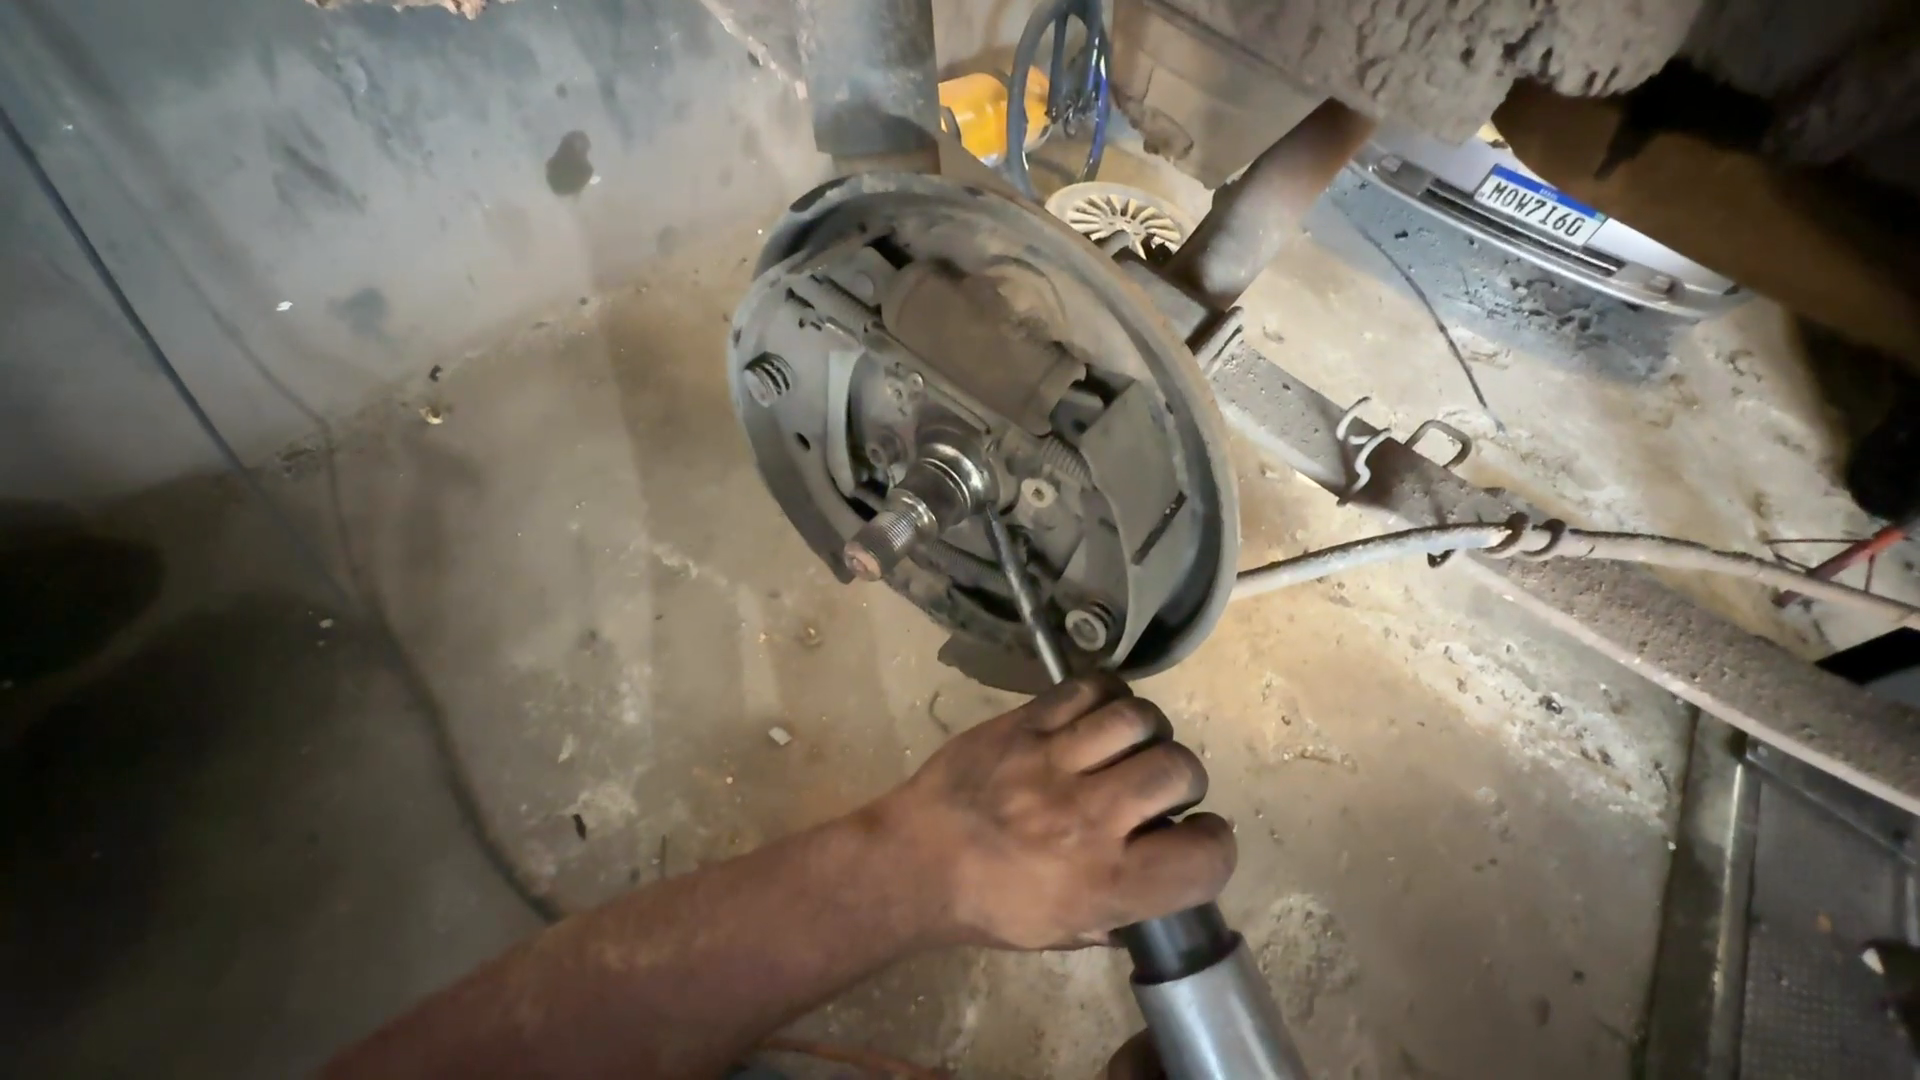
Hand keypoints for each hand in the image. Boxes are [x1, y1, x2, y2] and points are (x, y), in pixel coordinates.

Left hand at [875, 675, 1235, 949]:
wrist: (913, 860)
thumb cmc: (987, 906)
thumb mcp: (1060, 934)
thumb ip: (1118, 914)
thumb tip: (1157, 891)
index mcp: (1106, 883)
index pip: (1203, 855)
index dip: (1214, 843)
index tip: (1197, 835)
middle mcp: (1090, 817)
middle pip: (1177, 769)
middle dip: (1183, 778)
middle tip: (1158, 785)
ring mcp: (1053, 761)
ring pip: (1136, 719)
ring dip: (1147, 731)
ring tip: (1130, 744)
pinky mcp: (1023, 723)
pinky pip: (1086, 690)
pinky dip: (1106, 695)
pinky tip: (1099, 714)